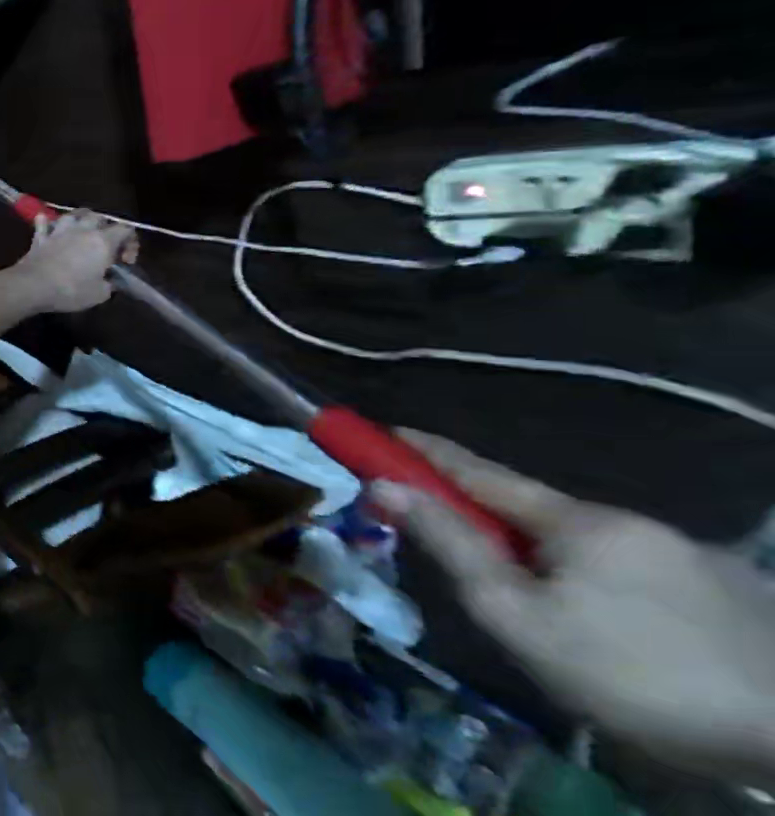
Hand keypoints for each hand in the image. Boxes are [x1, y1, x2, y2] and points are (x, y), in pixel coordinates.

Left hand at [11, 211, 135, 312]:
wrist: (33, 286)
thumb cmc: (71, 290)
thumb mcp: (100, 294)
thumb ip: (109, 284)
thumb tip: (108, 280)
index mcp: (103, 241)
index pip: (126, 229)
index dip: (131, 243)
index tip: (125, 261)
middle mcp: (82, 230)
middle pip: (100, 217)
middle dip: (106, 228)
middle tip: (105, 246)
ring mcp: (59, 231)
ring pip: (73, 214)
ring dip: (80, 220)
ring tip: (81, 231)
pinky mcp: (40, 237)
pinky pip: (44, 224)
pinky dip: (47, 224)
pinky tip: (48, 227)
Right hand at [373, 431, 774, 785]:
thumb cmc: (633, 675)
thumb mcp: (516, 615)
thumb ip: (451, 545)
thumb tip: (384, 487)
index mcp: (578, 521)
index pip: (477, 471)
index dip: (422, 450)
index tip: (376, 429)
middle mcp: (631, 522)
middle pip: (532, 509)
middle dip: (482, 515)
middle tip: (446, 542)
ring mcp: (689, 556)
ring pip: (582, 543)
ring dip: (539, 553)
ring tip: (534, 605)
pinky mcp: (729, 595)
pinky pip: (626, 568)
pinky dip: (590, 577)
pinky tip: (605, 624)